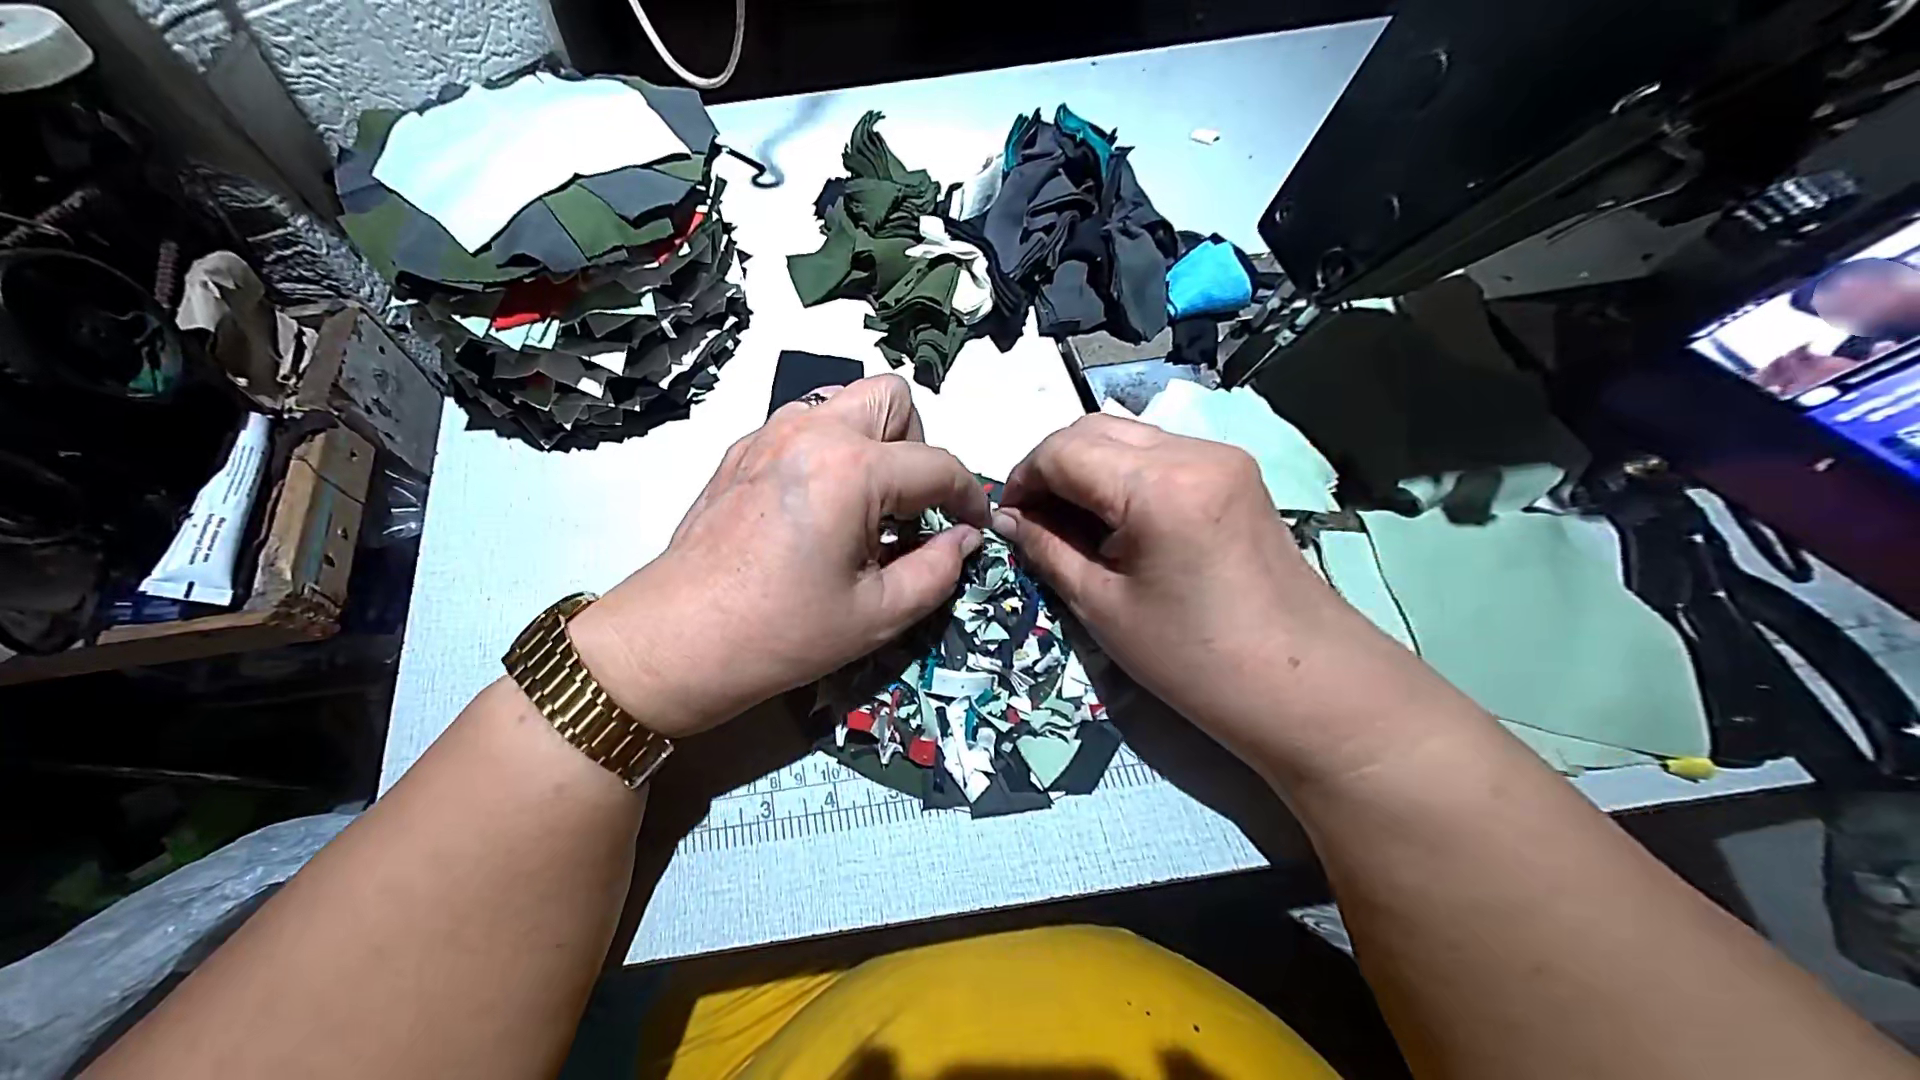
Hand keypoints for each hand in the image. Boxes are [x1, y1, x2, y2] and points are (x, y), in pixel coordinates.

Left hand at [569, 375, 988, 737]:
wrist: (676, 640)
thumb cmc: (782, 633)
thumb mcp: (879, 614)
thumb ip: (938, 569)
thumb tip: (965, 538)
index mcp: (851, 469)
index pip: (937, 465)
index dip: (968, 496)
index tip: (974, 525)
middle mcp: (812, 432)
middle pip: (892, 398)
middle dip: (917, 445)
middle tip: (909, 504)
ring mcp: (770, 434)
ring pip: (845, 402)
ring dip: (872, 442)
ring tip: (866, 505)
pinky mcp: (742, 451)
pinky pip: (805, 424)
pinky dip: (830, 451)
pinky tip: (819, 507)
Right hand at [994, 415, 1475, 784]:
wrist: (1305, 686)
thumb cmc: (1195, 660)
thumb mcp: (1104, 607)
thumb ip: (1048, 549)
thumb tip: (1008, 518)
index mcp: (1160, 486)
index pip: (1064, 450)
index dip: (1023, 477)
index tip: (1007, 516)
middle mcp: (1194, 451)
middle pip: (1093, 429)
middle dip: (1050, 467)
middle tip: (1033, 518)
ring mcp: (1222, 457)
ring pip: (1127, 435)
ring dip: (1086, 467)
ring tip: (1070, 521)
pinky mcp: (1235, 473)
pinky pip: (1159, 453)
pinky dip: (1122, 474)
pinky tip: (1114, 517)